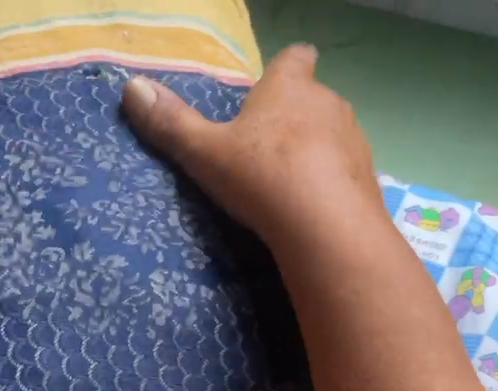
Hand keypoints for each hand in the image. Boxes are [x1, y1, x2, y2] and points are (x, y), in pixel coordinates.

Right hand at [121, 45, 383, 254]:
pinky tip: (312, 210)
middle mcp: (327, 101)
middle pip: (312, 98)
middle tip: (267, 150)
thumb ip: (171, 125)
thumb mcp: (206, 154)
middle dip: (294, 118)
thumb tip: (131, 86)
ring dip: (315, 152)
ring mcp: (352, 138)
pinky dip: (330, 184)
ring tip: (290, 185)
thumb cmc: (262, 177)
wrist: (325, 224)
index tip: (273, 87)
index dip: (284, 70)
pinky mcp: (366, 176)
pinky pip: (344, 172)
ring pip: (332, 135)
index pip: (294, 59)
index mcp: (289, 86)